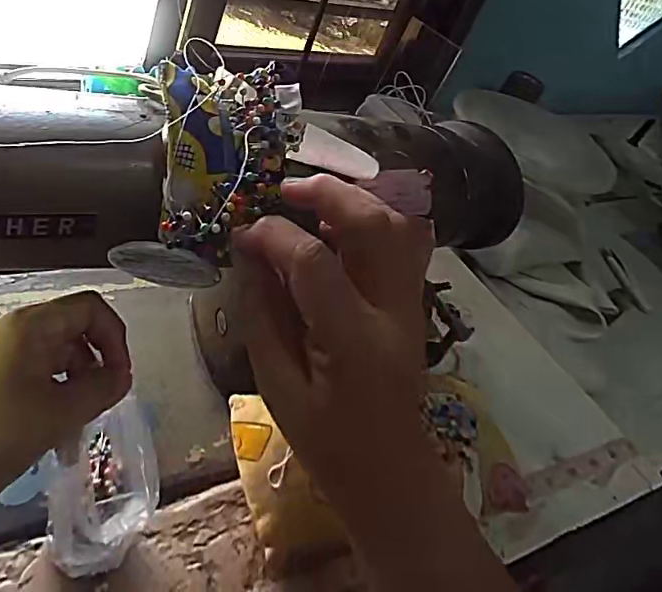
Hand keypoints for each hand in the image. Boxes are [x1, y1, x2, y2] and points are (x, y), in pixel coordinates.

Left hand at [0, 292, 131, 591]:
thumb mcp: (56, 415)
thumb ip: (100, 389)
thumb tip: (123, 375)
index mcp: (33, 323)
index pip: (91, 308)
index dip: (115, 339)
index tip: (121, 382)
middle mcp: (17, 328)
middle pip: (75, 331)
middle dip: (96, 367)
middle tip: (101, 411)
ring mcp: (0, 352)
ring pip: (57, 358)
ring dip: (75, 390)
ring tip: (74, 436)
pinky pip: (35, 375)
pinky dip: (53, 399)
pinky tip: (50, 437)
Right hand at [234, 175, 513, 590]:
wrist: (391, 473)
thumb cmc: (326, 441)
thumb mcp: (277, 386)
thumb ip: (261, 312)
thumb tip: (250, 249)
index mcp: (354, 343)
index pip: (315, 264)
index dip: (275, 235)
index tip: (245, 231)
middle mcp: (394, 313)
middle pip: (375, 226)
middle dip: (327, 194)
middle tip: (286, 189)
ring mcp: (414, 303)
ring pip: (401, 223)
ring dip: (357, 197)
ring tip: (314, 198)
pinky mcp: (416, 299)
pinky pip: (408, 237)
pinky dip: (377, 213)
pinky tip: (342, 218)